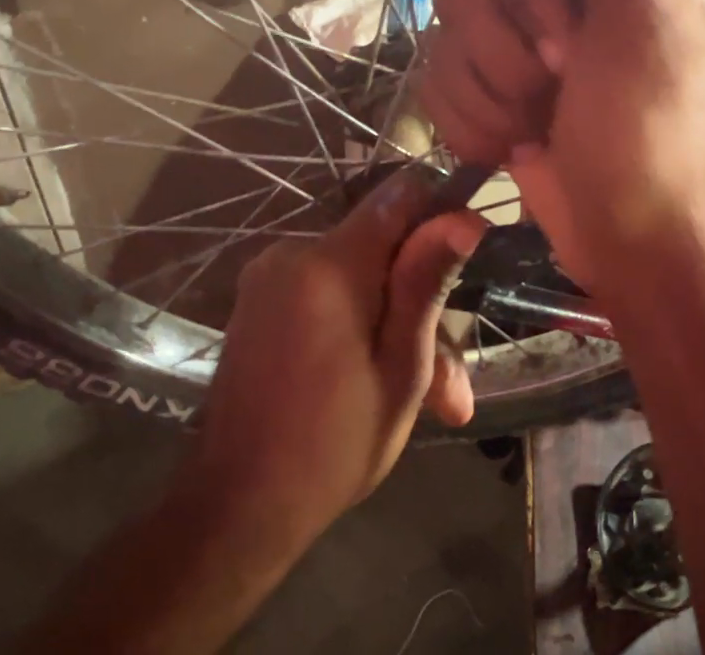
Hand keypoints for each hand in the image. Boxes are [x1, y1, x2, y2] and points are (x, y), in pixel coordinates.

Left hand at [188, 168, 484, 538]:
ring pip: (358, 277)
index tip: (468, 265)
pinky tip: (380, 381)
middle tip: (451, 387)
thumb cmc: (334, 445)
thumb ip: (426, 283)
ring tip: (430, 400)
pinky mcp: (257, 304)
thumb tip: (463, 218)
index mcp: (328, 265)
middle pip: (382, 246)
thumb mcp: (401, 368)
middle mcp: (290, 254)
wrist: (236, 509)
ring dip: (395, 325)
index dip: (441, 218)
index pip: (400, 196)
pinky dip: (359, 327)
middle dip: (422, 302)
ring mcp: (266, 278)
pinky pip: (326, 294)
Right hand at [421, 0, 704, 290]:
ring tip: (537, 121)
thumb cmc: (647, 130)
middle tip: (559, 78)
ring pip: (449, 22)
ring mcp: (520, 37)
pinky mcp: (487, 86)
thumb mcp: (654, 12)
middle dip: (509, 38)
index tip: (574, 28)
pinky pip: (436, 74)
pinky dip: (472, 118)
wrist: (625, 236)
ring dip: (490, 85)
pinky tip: (513, 145)